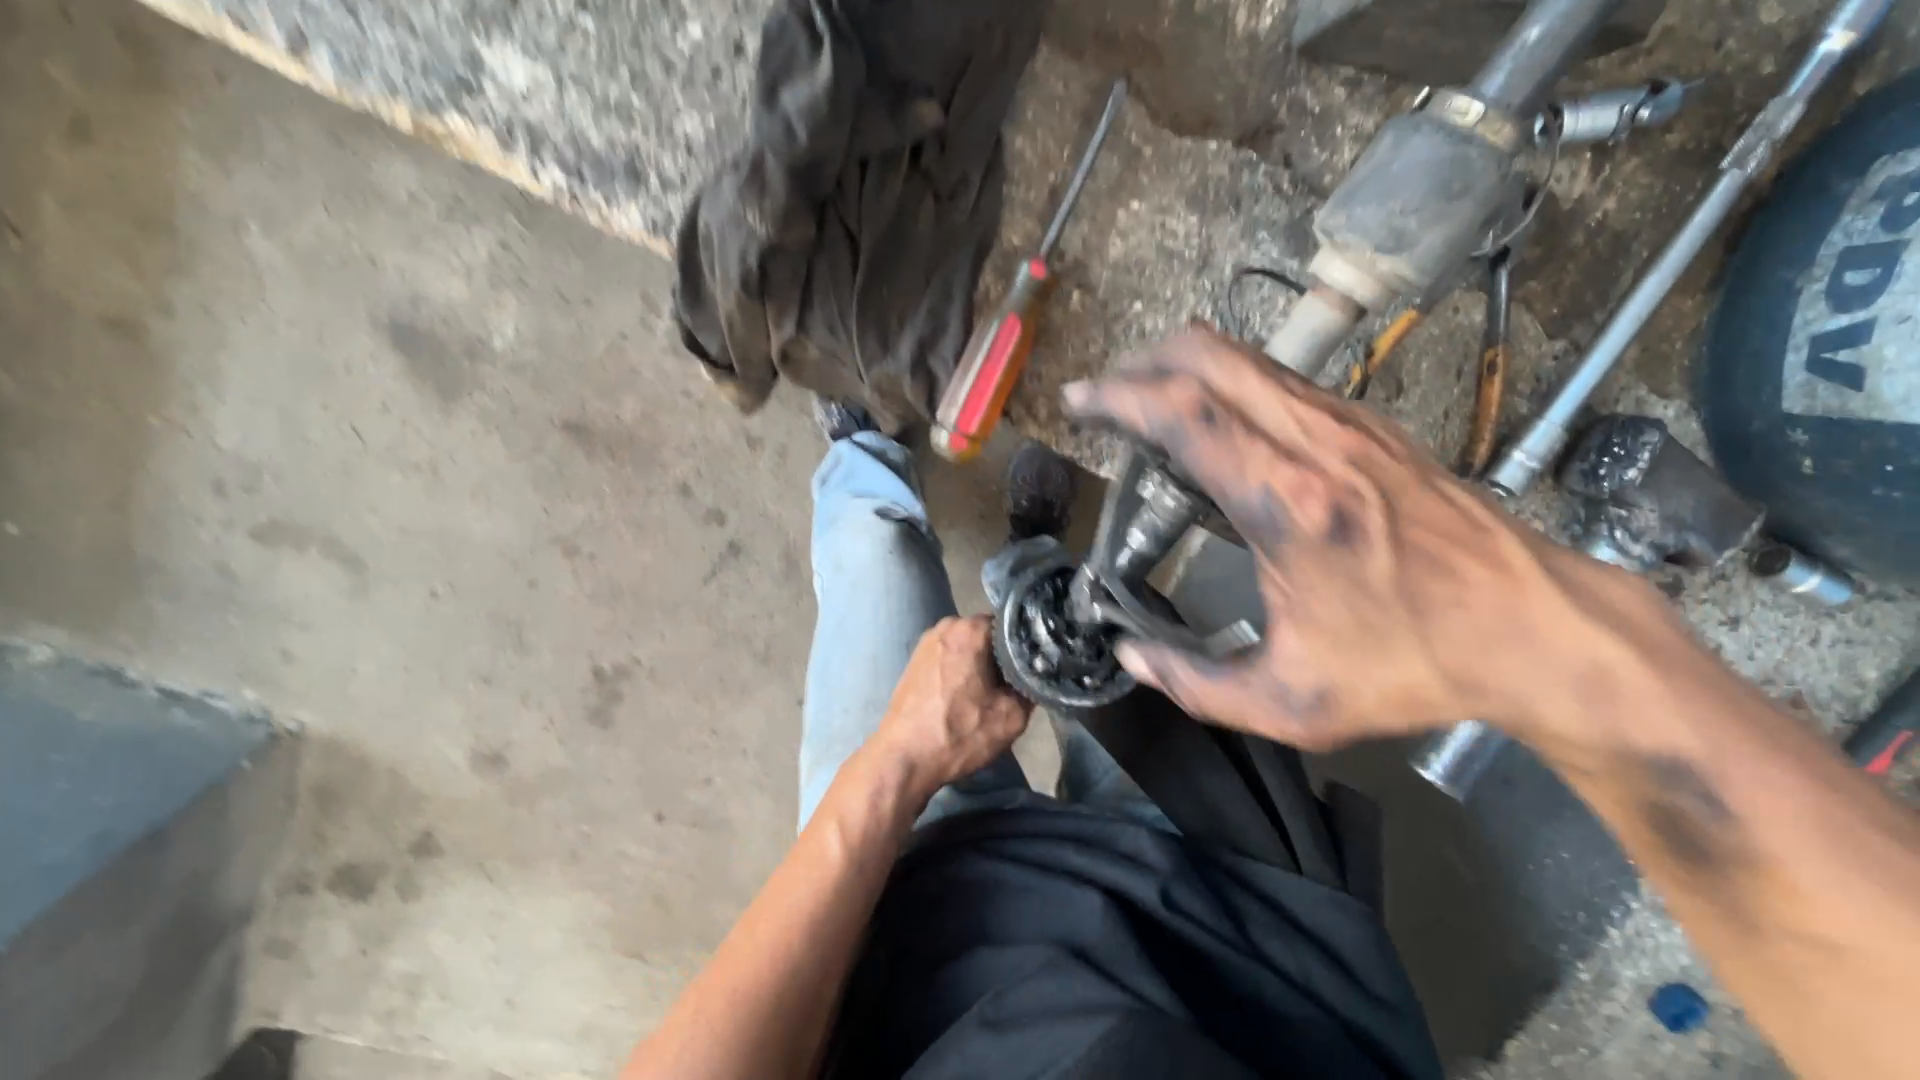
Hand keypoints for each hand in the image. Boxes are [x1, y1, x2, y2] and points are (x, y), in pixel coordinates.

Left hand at [869, 616, 1031, 795]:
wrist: (902, 759)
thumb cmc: (958, 734)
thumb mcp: (1012, 716)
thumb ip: (1030, 686)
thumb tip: (1035, 674)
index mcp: (970, 629)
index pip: (1013, 625)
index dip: (1028, 646)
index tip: (1037, 667)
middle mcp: (946, 626)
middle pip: (989, 635)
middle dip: (1003, 657)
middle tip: (1016, 685)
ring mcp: (926, 642)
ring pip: (968, 647)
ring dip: (982, 666)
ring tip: (993, 694)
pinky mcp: (915, 661)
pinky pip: (950, 658)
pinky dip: (962, 672)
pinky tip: (968, 697)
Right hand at [1063, 328, 1650, 751]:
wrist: (1535, 628)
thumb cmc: (1414, 665)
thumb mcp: (1292, 702)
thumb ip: (1194, 685)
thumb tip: (1129, 660)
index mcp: (1287, 503)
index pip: (1185, 414)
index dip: (1118, 398)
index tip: (1077, 403)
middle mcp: (1316, 442)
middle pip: (1209, 356)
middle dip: (1140, 364)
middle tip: (1104, 398)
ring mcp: (1351, 424)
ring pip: (1247, 358)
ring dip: (1184, 369)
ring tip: (1148, 407)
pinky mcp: (1373, 427)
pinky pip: (1280, 379)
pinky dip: (1228, 384)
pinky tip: (1218, 427)